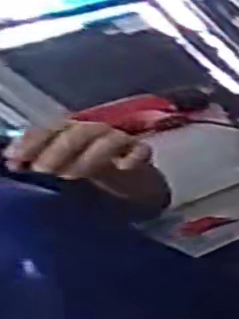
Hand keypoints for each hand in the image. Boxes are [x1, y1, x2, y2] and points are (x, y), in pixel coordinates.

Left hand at [5, 121, 152, 179]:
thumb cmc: (82, 174)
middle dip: (57, 151)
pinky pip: (141, 150)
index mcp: (66, 130)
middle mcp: (93, 130)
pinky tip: (122, 167)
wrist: (124, 189)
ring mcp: (122, 140)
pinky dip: (132, 157)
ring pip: (109, 140)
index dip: (30, 143)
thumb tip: (15, 164)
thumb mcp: (52, 166)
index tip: (16, 160)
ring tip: (75, 176)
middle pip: (78, 133)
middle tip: (45, 171)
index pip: (47, 130)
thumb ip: (33, 162)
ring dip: (90, 157)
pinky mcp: (144, 152)